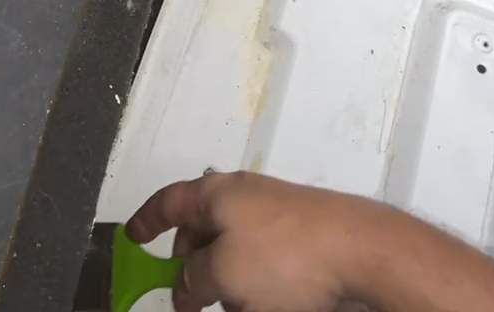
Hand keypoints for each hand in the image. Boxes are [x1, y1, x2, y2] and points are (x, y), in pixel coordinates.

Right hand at [127, 172, 493, 311]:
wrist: (362, 252)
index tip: (131, 238)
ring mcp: (274, 214)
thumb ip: (193, 280)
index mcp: (214, 192)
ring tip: (233, 306)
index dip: (145, 221)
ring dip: (225, 282)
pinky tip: (263, 305)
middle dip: (190, 266)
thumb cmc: (284, 257)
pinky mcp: (301, 237)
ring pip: (234, 251)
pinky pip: (263, 262)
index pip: (167, 202)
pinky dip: (254, 284)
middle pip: (201, 228)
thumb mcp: (223, 275)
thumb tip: (186, 286)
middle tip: (185, 299)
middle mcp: (241, 195)